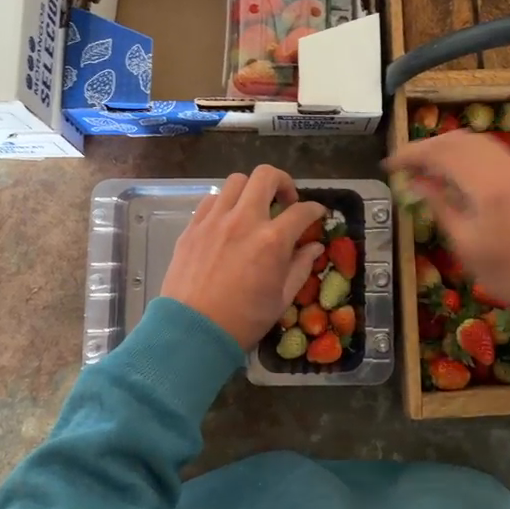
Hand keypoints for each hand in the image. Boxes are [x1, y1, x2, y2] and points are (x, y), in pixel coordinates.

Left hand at [160, 166, 326, 348]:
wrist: (192, 332)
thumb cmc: (243, 320)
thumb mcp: (281, 298)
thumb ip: (300, 267)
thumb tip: (314, 247)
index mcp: (272, 240)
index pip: (302, 211)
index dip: (315, 209)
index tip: (317, 214)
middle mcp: (244, 220)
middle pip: (266, 176)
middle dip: (283, 182)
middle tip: (286, 202)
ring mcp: (215, 220)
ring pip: (237, 181)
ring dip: (252, 189)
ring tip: (255, 208)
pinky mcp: (192, 227)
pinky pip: (212, 199)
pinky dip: (226, 202)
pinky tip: (228, 220)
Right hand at [385, 130, 509, 314]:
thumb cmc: (508, 274)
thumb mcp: (465, 244)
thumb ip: (440, 205)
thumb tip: (415, 181)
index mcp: (489, 185)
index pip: (442, 153)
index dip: (412, 153)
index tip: (390, 164)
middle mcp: (508, 168)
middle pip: (461, 140)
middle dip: (429, 147)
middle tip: (405, 163)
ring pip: (481, 142)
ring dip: (450, 147)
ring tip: (427, 166)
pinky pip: (496, 153)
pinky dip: (471, 154)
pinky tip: (458, 172)